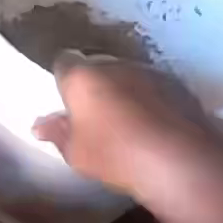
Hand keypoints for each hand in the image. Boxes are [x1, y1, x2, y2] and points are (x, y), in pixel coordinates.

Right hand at [32, 51, 222, 204]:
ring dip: (124, 90)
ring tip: (127, 122)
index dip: (64, 77)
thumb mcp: (76, 153)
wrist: (181, 162)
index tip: (66, 97)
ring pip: (128, 75)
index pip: (64, 61)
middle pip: (97, 65)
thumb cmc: (115, 154)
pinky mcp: (179, 85)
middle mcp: (114, 65)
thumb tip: (41, 126)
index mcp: (82, 76)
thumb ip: (58, 134)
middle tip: (94, 113)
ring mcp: (150, 72)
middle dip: (94, 83)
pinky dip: (151, 100)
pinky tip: (154, 127)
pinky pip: (155, 88)